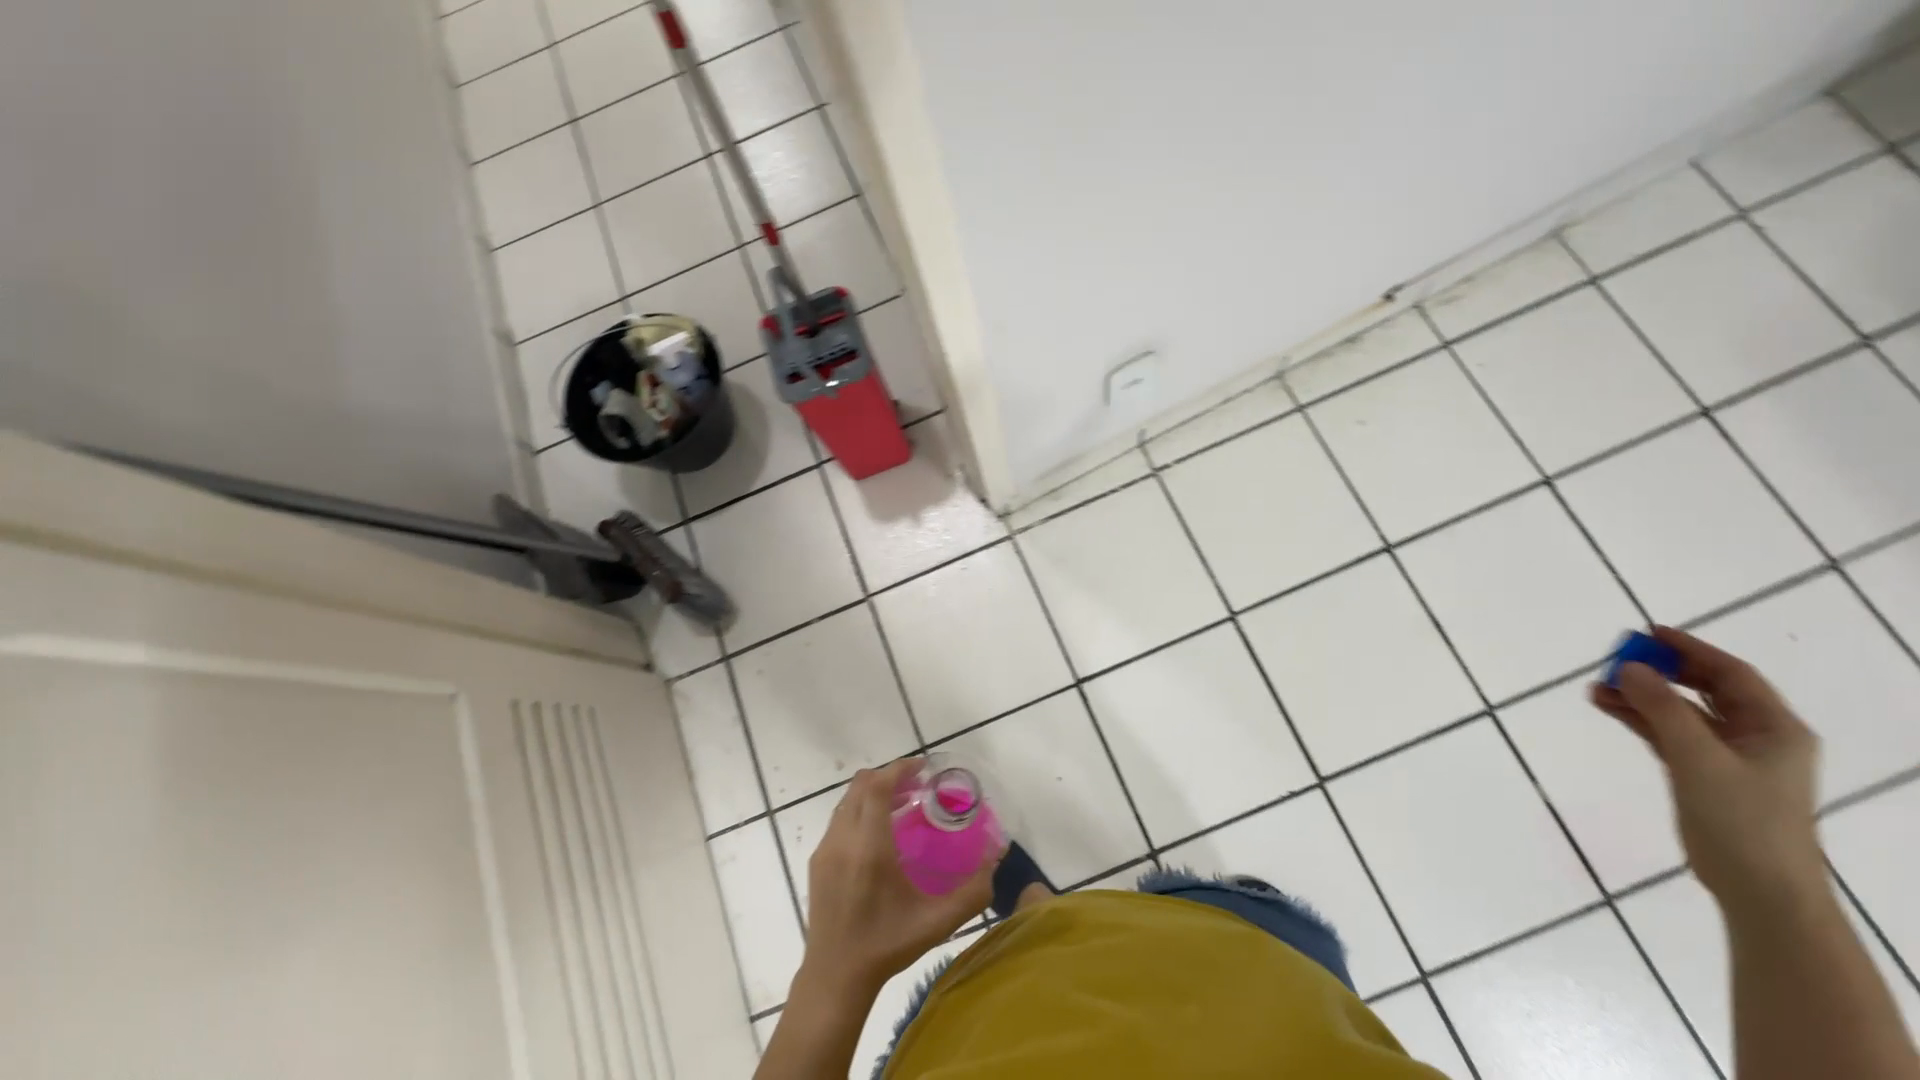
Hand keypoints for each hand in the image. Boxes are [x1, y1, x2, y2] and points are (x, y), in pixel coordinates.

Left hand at [795, 759, 999, 1002]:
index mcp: (869, 848)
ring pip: (847, 802)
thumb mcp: (937, 923)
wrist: (836, 975)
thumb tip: (994, 860)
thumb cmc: (887, 945)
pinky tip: (881, 836)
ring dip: (873, 794)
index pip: (878, 787)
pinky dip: (860, 812)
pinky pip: (839, 821)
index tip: (924, 768)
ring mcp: (825, 850)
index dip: (900, 769)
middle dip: (889, 777)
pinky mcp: (817, 862)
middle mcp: (842, 840)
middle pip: (860, 787)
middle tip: (918, 787)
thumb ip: (972, 892)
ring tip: (903, 807)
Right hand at [1590, 626, 1823, 906]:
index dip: (1689, 650)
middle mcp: (1757, 737)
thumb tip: (1631, 668)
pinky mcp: (1705, 777)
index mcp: (1775, 728)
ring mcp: (1730, 758)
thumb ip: (1663, 710)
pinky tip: (1611, 710)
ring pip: (1681, 714)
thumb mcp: (1699, 759)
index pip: (1731, 674)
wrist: (1759, 889)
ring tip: (1597, 687)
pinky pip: (1670, 736)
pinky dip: (1642, 721)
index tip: (1647, 633)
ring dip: (1642, 698)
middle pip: (1703, 691)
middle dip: (1659, 673)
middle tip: (1615, 660)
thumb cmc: (1742, 820)